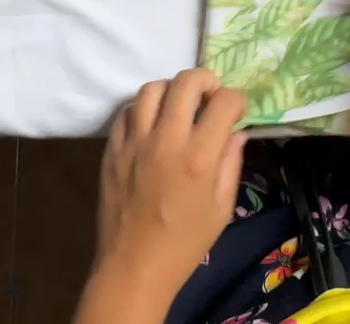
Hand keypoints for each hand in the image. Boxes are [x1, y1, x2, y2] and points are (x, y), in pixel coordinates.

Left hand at [86, 68, 246, 308]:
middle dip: (206, 79)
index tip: (236, 111)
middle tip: (210, 95)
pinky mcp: (112, 148)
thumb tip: (237, 131)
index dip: (236, 100)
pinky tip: (152, 123)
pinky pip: (127, 110)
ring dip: (172, 89)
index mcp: (198, 157)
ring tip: (179, 105)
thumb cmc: (184, 244)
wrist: (133, 269)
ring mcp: (134, 141)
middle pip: (186, 82)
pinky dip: (143, 108)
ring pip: (152, 87)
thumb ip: (231, 163)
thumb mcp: (221, 208)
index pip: (224, 102)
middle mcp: (166, 140)